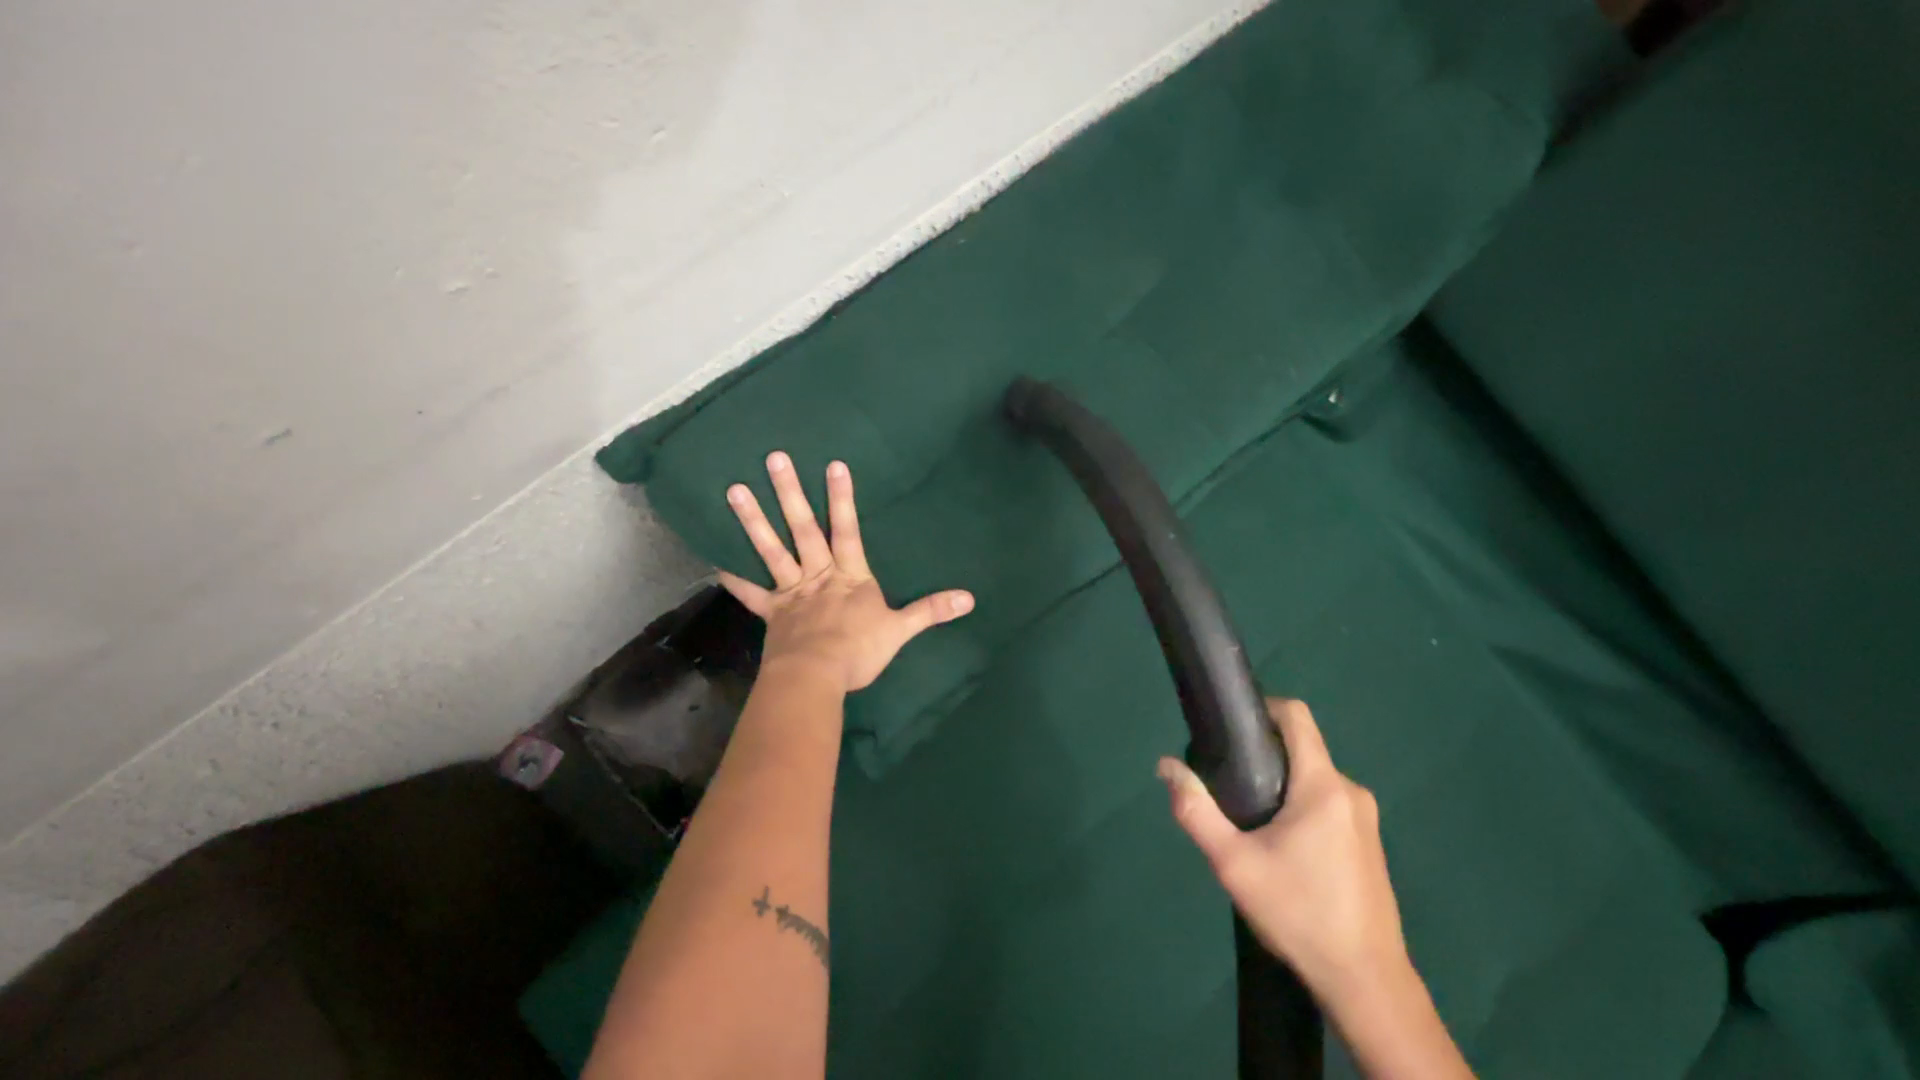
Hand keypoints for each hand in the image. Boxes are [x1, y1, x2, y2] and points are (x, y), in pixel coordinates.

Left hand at [716, 451, 974, 693]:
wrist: (814, 676)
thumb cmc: (858, 652)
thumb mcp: (900, 630)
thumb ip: (931, 611)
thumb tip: (970, 598)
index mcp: (850, 576)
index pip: (848, 530)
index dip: (842, 499)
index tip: (833, 465)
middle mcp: (818, 575)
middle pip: (804, 529)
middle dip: (790, 493)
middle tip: (774, 458)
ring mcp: (791, 592)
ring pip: (771, 549)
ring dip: (753, 520)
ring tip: (735, 490)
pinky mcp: (772, 613)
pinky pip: (751, 593)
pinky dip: (734, 579)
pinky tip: (716, 561)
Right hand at [1156, 698, 1407, 1000]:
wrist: (1364, 980)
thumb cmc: (1298, 914)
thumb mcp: (1233, 864)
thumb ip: (1196, 811)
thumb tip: (1166, 767)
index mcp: (1322, 786)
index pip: (1296, 716)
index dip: (1262, 709)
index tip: (1230, 729)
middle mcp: (1351, 792)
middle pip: (1302, 751)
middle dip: (1264, 760)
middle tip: (1228, 792)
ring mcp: (1366, 820)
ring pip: (1314, 783)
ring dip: (1281, 790)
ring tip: (1250, 828)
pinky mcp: (1370, 845)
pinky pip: (1329, 808)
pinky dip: (1301, 813)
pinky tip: (1282, 854)